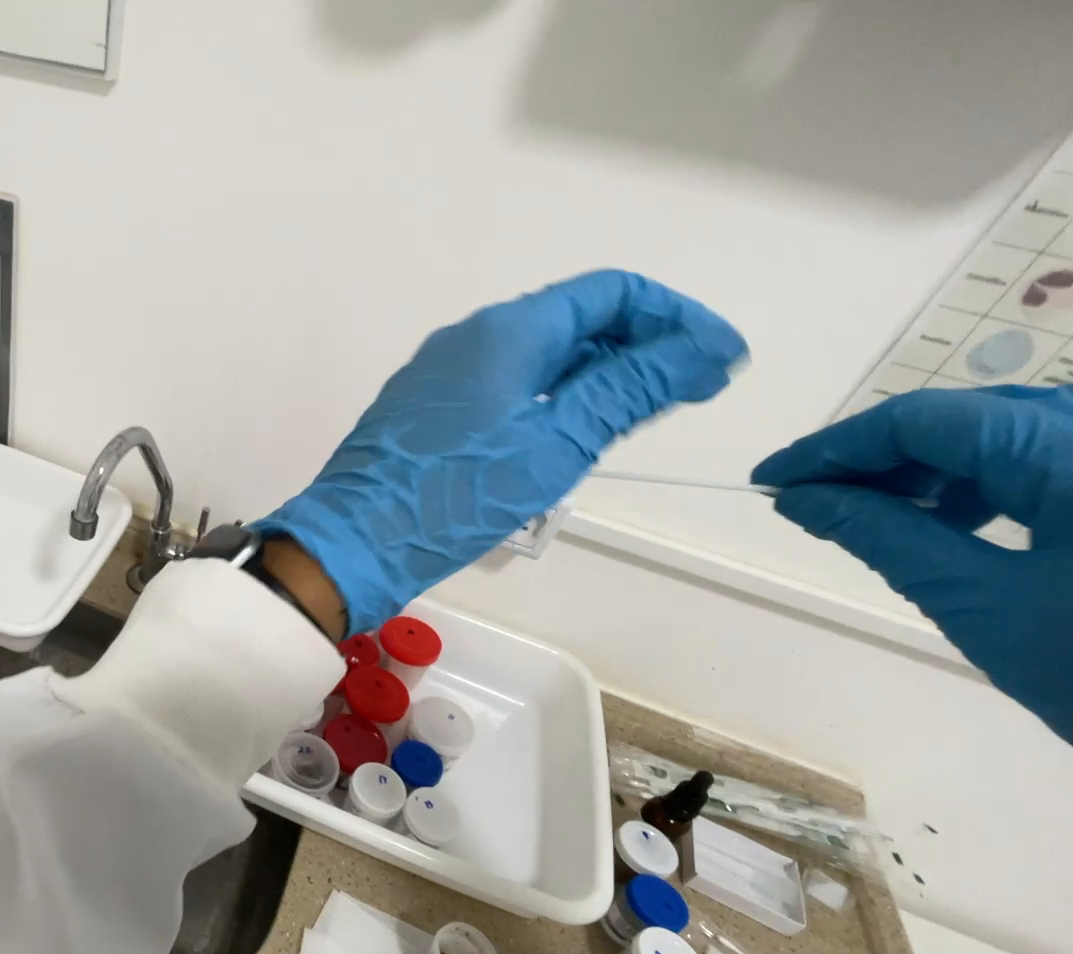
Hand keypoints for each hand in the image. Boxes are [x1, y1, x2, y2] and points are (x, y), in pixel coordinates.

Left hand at [255, 270, 747, 633]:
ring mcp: (440, 374)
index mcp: (504, 331)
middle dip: (638, 345)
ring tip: (642, 413)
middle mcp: (469, 339)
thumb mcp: (556, 443)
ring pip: (536, 356)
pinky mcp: (425, 409)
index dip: (674, 316)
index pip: (608, 293)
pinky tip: (570, 431)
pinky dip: (548, 397)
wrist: (354, 541)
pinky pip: (502, 385)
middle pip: (572, 320)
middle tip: (691, 391)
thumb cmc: (455, 495)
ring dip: (595, 374)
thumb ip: (630, 389)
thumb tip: (705, 347)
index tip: (718, 360)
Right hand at [751, 383, 1072, 766]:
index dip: (833, 446)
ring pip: (1018, 426)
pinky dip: (1002, 475)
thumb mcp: (983, 605)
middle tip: (817, 501)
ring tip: (887, 515)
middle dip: (882, 456)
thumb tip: (799, 496)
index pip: (922, 418)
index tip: (771, 481)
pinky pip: (1068, 447)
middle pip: (971, 413)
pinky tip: (970, 518)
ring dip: (938, 466)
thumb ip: (883, 534)